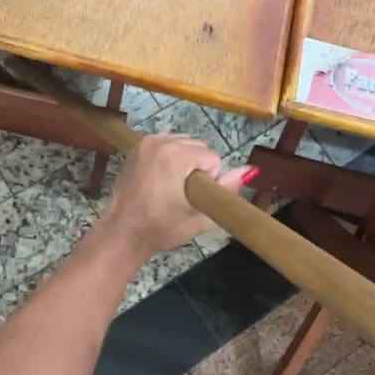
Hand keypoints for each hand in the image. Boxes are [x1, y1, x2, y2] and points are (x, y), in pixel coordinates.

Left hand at [100, 134, 252, 254]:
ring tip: (173, 187)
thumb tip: (251, 170)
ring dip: (186, 161)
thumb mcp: (199, 215)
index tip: (194, 198)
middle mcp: (160, 142)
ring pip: (184, 143)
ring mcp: (146, 143)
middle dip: (198, 168)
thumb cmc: (161, 229)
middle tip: (184, 194)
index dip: (210, 180)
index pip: (212, 158)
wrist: (123, 233)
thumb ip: (226, 189)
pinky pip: (167, 143)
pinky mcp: (138, 148)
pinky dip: (171, 156)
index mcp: (175, 155)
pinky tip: (164, 177)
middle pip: (198, 147)